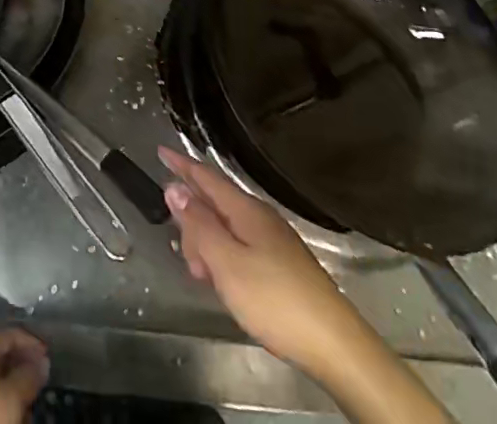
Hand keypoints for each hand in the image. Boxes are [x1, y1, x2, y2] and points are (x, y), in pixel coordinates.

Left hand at [0, 328, 48, 423]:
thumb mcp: (11, 397)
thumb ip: (29, 376)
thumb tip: (42, 360)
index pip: (8, 335)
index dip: (30, 341)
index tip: (48, 355)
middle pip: (2, 358)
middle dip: (23, 370)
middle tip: (40, 384)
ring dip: (14, 393)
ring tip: (27, 410)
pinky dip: (1, 407)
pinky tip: (10, 418)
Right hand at [158, 147, 449, 423]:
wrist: (336, 346)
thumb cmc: (275, 300)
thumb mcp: (226, 262)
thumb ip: (198, 224)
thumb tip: (175, 188)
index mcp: (247, 211)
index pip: (207, 177)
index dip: (182, 164)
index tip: (160, 150)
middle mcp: (261, 219)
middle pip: (214, 203)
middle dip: (192, 223)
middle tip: (189, 261)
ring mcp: (274, 241)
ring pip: (226, 228)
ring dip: (207, 246)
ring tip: (206, 278)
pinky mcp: (281, 264)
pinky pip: (240, 246)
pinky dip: (223, 257)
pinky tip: (224, 281)